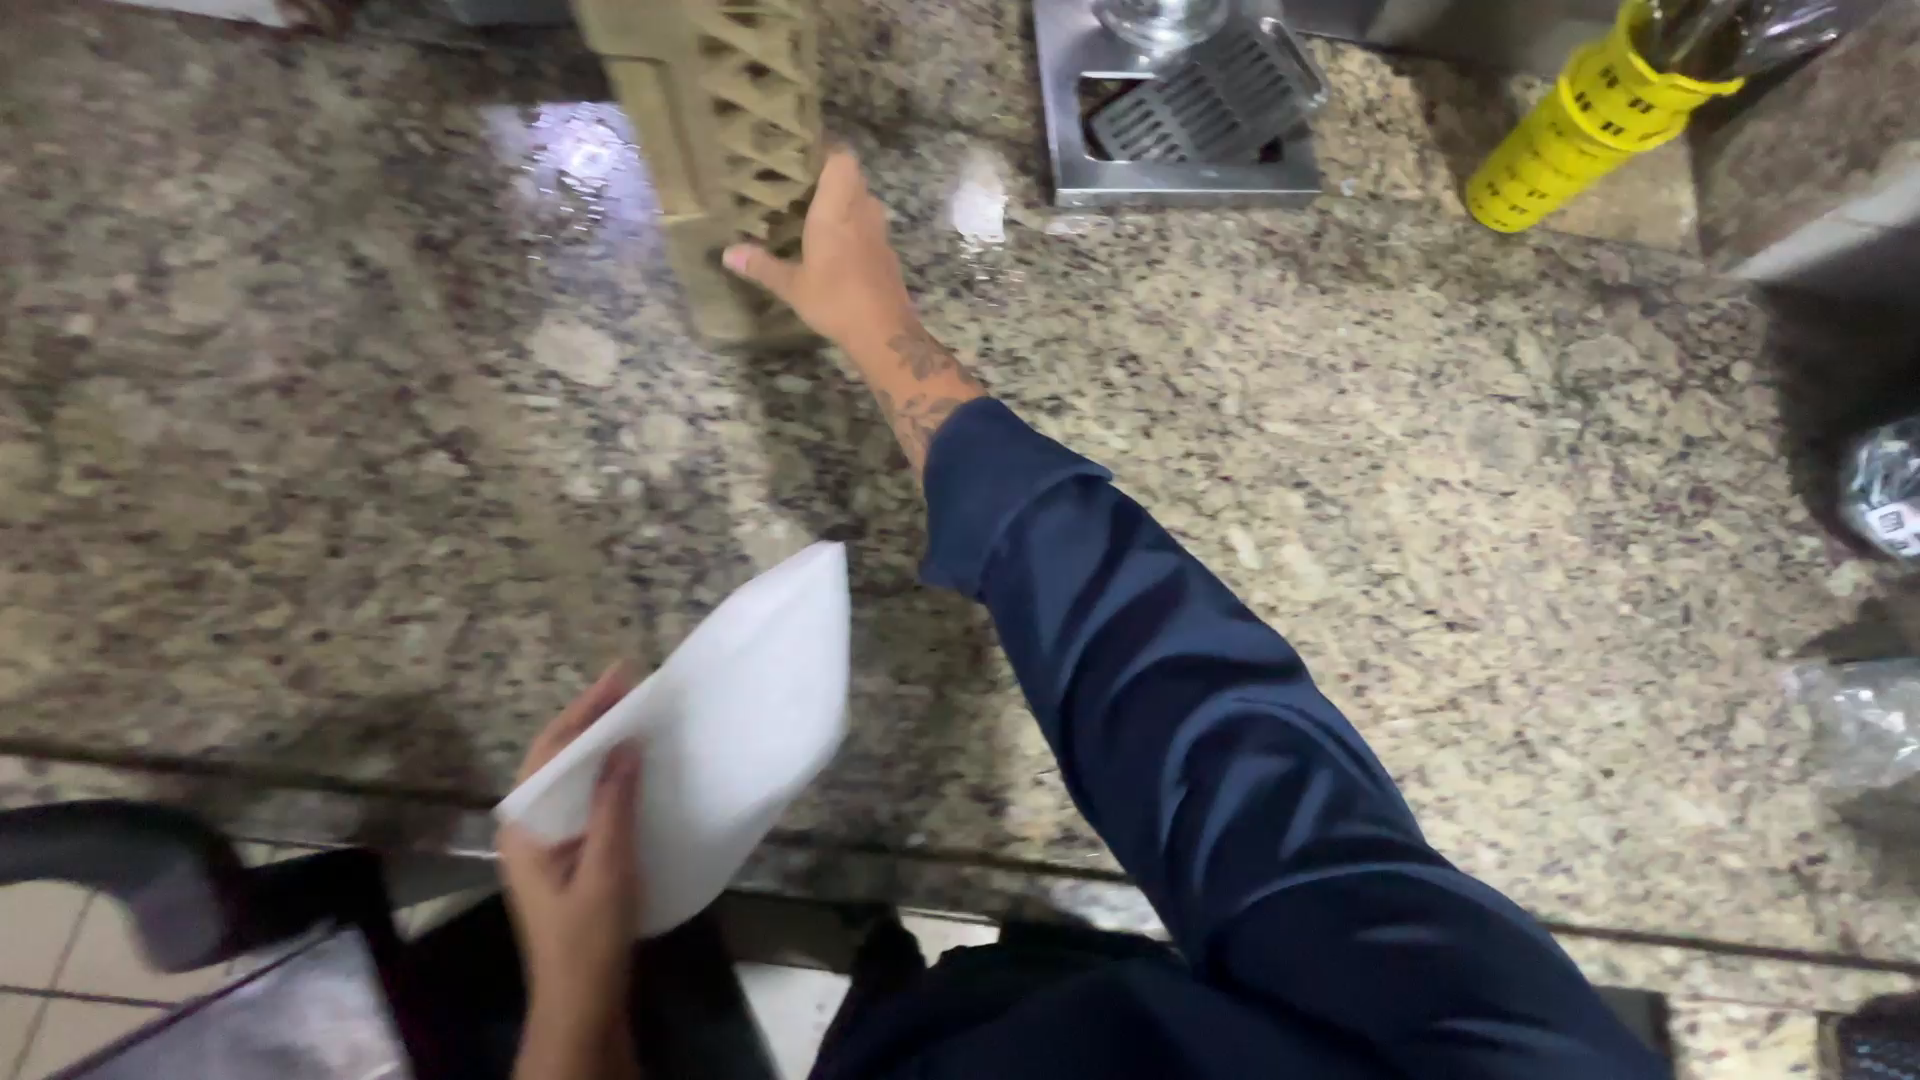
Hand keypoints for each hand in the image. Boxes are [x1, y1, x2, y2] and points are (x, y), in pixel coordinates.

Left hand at [497, 663, 641, 1025]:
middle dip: (589, 719)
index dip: (583, 712)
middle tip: (630, 686)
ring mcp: (546, 843)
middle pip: (555, 760)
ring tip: (634, 714)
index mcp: (525, 830)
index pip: (550, 753)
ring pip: (569, 778)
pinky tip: (633, 766)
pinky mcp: (567, 855)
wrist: (581, 1002)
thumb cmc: (589, 938)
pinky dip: (606, 772)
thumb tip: (626, 745)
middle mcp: (528, 829)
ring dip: (598, 743)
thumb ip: (614, 806)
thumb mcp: (607, 869)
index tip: (618, 677)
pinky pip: (583, 798)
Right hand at [723, 147, 920, 351]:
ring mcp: (880, 233)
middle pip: (853, 178)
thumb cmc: (835, 301)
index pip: (842, 158)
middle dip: (831, 179)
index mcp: (836, 208)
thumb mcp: (792, 286)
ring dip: (846, 204)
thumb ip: (762, 266)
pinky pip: (871, 227)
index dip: (827, 151)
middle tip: (803, 187)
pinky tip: (839, 246)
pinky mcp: (888, 254)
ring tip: (818, 214)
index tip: (804, 157)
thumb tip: (728, 253)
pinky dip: (857, 228)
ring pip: (864, 202)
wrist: (884, 332)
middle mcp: (862, 212)